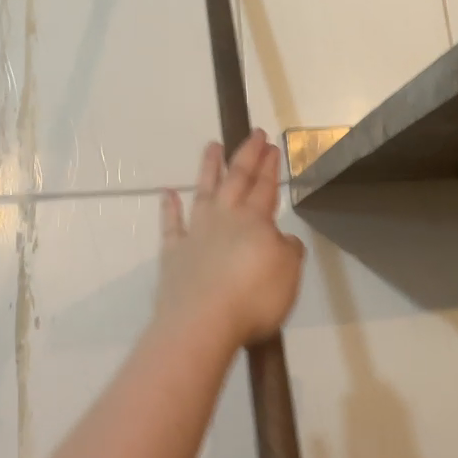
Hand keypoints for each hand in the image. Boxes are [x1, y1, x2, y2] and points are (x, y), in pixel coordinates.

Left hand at [155, 130, 306, 348]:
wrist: (201, 323)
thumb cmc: (253, 300)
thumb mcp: (289, 274)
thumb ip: (288, 250)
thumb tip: (281, 237)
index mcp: (255, 222)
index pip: (265, 187)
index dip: (270, 167)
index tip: (272, 145)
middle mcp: (225, 219)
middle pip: (238, 180)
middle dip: (248, 156)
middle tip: (254, 133)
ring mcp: (196, 233)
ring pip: (204, 191)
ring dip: (209, 168)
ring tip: (212, 145)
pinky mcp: (173, 253)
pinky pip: (171, 224)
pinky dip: (169, 208)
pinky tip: (168, 194)